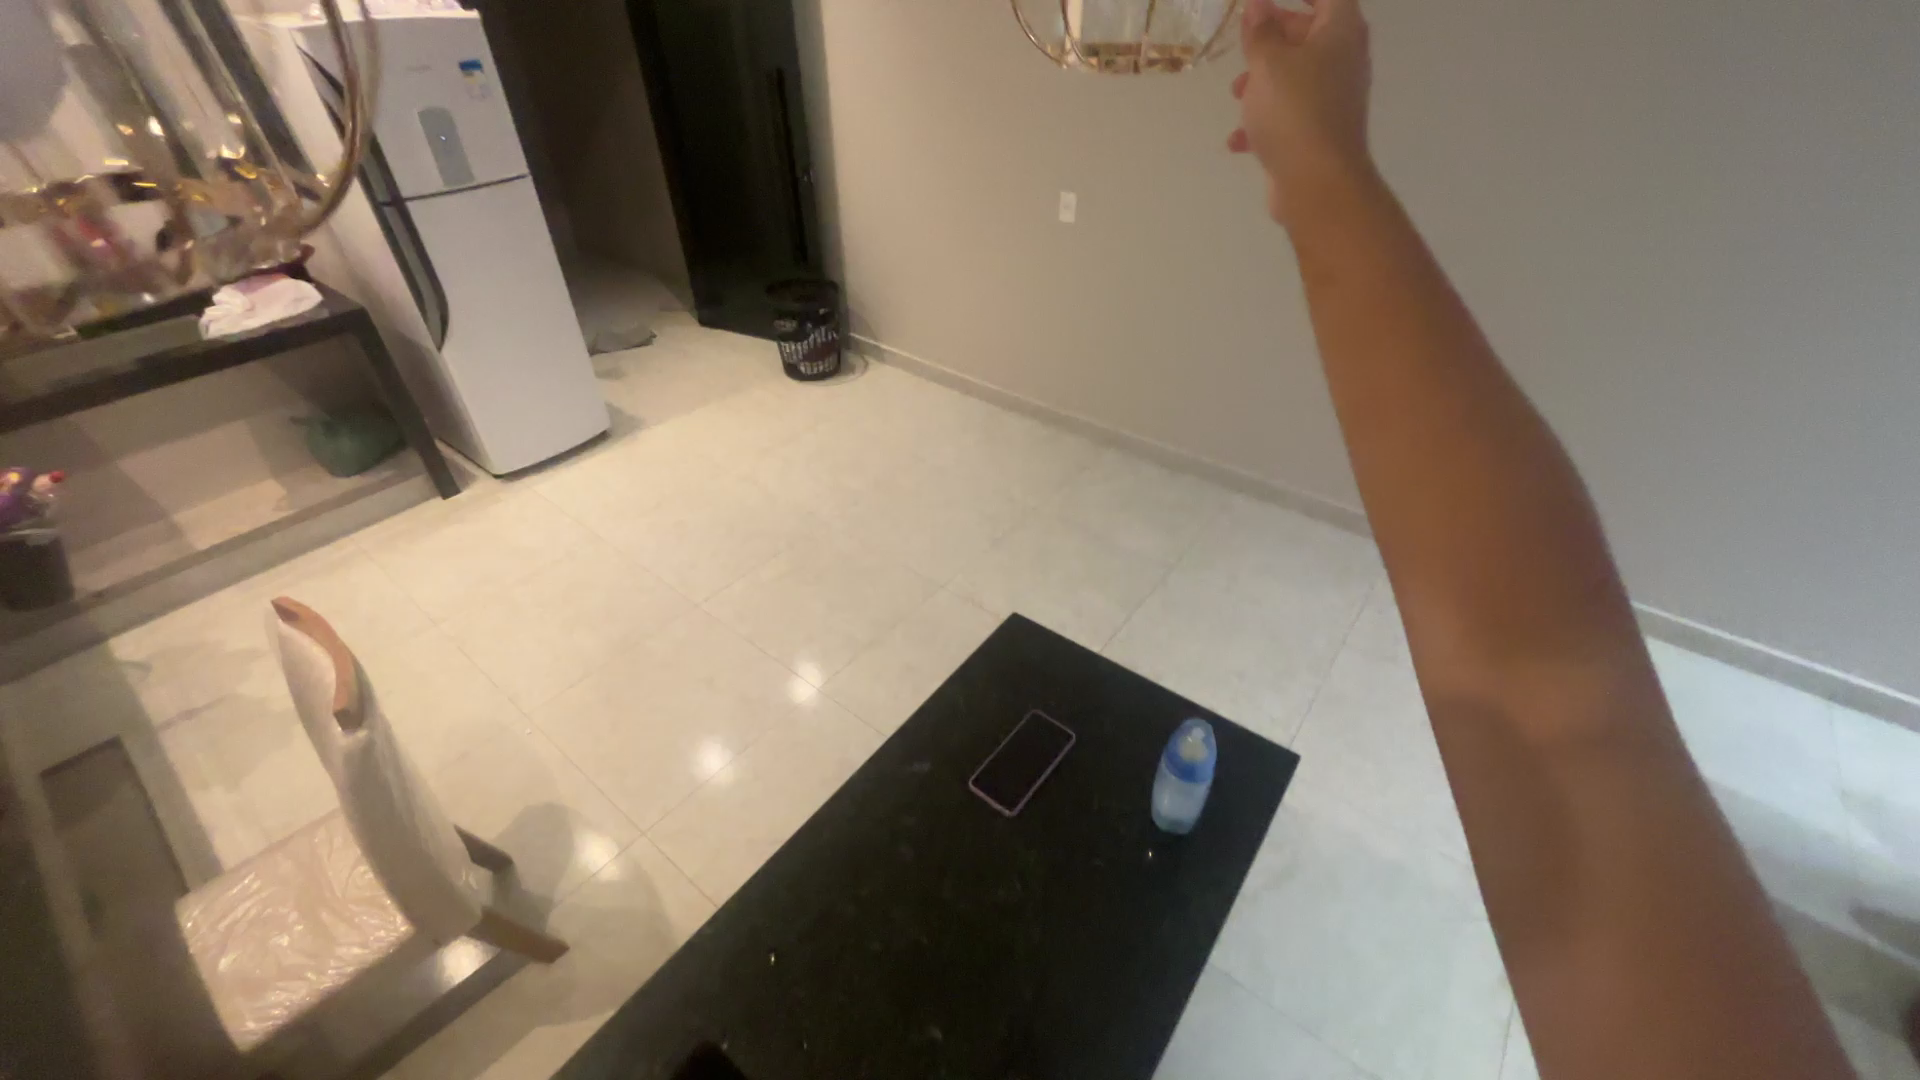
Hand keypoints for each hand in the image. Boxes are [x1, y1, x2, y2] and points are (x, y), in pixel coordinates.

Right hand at [1227, 0, 1375, 224]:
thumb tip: (1258, 6)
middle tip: (1245, 39)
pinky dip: (1264, 123)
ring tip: (1236, 93)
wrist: (1316, 181)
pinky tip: (1239, 140)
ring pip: (1296, 78)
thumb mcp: (1269, 64)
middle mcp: (1343, 61)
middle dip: (1275, 37)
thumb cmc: (1295, 111)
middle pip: (1309, 35)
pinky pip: (1289, 117)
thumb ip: (1260, 33)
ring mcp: (1333, 100)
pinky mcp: (1318, 134)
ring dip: (1264, 82)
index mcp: (1340, 31)